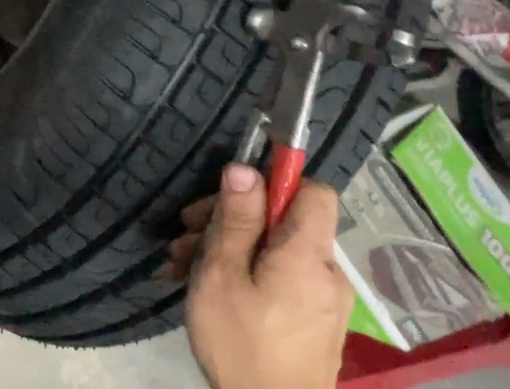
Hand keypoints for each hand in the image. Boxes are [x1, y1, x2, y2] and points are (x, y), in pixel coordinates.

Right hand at [170, 165, 353, 388]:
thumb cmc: (240, 340)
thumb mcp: (222, 273)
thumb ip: (237, 220)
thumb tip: (245, 169)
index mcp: (308, 256)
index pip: (315, 192)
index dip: (277, 180)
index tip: (232, 191)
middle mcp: (326, 271)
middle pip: (284, 219)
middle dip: (231, 216)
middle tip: (186, 231)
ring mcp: (323, 296)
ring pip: (275, 247)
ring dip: (228, 244)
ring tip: (183, 261)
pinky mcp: (313, 316)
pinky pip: (280, 274)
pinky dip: (244, 269)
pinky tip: (205, 281)